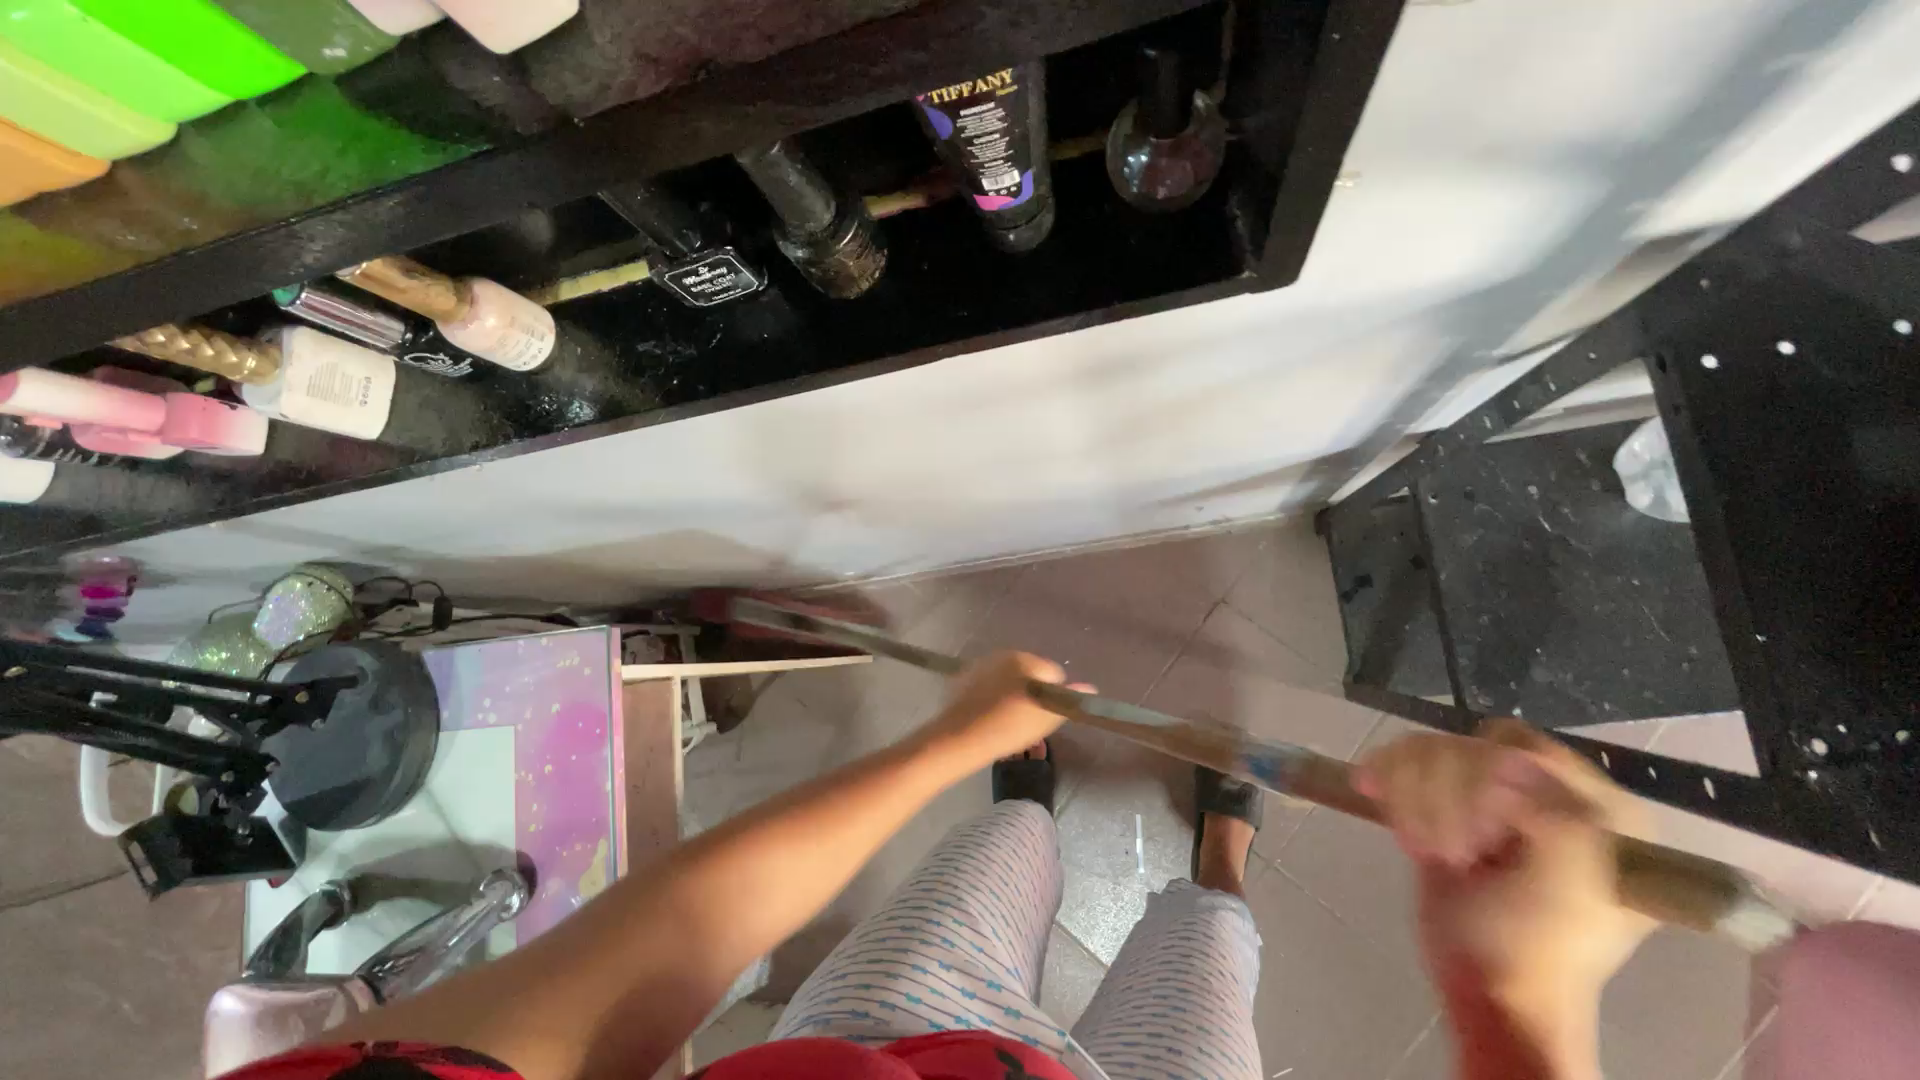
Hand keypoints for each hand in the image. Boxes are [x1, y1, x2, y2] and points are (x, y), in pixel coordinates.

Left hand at [919, 651, 1077, 771]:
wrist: (960, 737)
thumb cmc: (1008, 727)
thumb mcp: (1045, 718)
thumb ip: (1069, 700)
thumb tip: (1090, 687)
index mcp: (1026, 660)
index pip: (1053, 674)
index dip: (1051, 696)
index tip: (1041, 716)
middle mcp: (1004, 654)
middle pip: (1029, 673)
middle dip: (1030, 691)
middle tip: (1024, 720)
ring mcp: (981, 664)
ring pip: (1007, 678)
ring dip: (1010, 692)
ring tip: (1003, 720)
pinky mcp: (963, 677)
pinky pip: (987, 684)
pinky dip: (990, 694)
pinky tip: (986, 715)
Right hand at [1355, 719, 1653, 1014]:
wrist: (1492, 997)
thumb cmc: (1536, 948)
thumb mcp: (1568, 880)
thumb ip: (1551, 809)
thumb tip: (1495, 762)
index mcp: (1600, 806)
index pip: (1525, 748)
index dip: (1488, 784)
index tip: (1483, 843)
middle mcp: (1547, 790)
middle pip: (1467, 745)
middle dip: (1446, 798)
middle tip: (1453, 858)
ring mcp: (1489, 797)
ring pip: (1428, 750)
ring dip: (1413, 797)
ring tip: (1426, 850)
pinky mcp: (1442, 803)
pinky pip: (1402, 762)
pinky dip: (1389, 784)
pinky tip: (1392, 819)